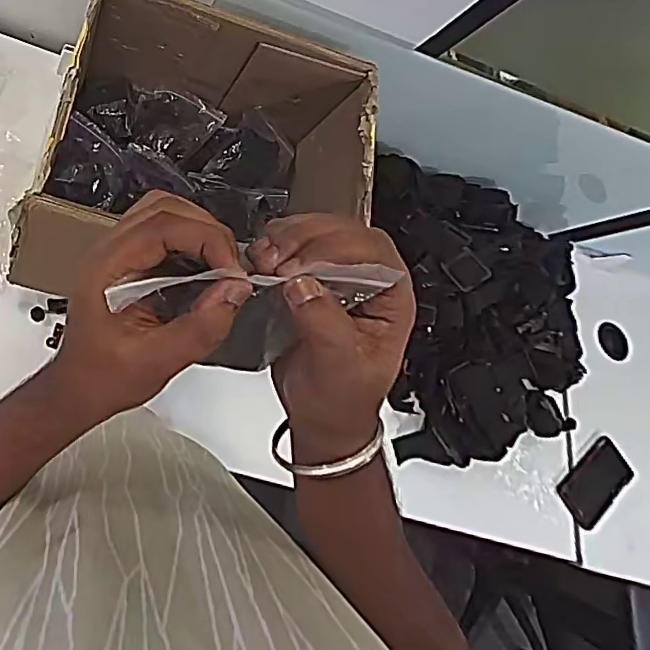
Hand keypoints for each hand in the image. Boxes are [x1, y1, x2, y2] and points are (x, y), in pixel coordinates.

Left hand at [43, 192, 252, 421]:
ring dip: (201, 232)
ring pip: (166, 212)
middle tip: (230, 268)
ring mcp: (119, 253)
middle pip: (166, 208)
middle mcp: (110, 252)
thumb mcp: (158, 361)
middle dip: (208, 232)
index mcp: (108, 268)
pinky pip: (165, 231)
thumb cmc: (102, 376)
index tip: (231, 269)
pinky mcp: (132, 260)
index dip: (207, 239)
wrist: (80, 387)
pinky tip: (205, 270)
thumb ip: (199, 327)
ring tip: (220, 266)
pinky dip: (193, 242)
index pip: (163, 225)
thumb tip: (235, 292)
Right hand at [250, 214, 413, 462]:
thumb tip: (302, 286)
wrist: (319, 416)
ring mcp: (334, 276)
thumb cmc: (343, 399)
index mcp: (390, 296)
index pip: (371, 253)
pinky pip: (291, 247)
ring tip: (264, 259)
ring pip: (315, 233)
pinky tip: (259, 260)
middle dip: (305, 239)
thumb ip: (324, 323)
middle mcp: (365, 280)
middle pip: (342, 233)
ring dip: (285, 238)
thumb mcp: (339, 366)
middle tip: (276, 259)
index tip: (299, 267)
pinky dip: (271, 247)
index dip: (334, 252)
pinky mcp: (305, 278)